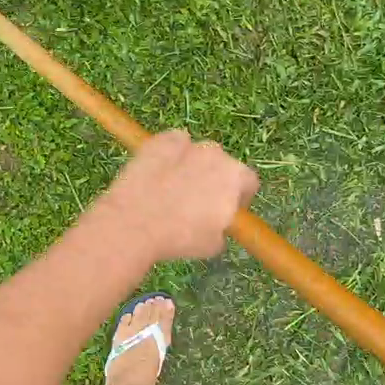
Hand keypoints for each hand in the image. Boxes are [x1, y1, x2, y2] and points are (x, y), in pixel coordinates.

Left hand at [94, 130, 258, 261]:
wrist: (135, 222)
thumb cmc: (180, 237)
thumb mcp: (213, 244)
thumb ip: (222, 229)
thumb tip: (216, 226)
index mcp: (235, 176)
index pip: (248, 181)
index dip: (240, 197)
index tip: (228, 210)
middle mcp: (215, 154)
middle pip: (222, 164)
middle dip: (215, 180)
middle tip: (198, 203)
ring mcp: (187, 143)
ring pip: (197, 153)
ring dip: (192, 166)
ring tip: (173, 189)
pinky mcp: (161, 140)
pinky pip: (173, 144)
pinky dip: (170, 155)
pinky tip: (159, 173)